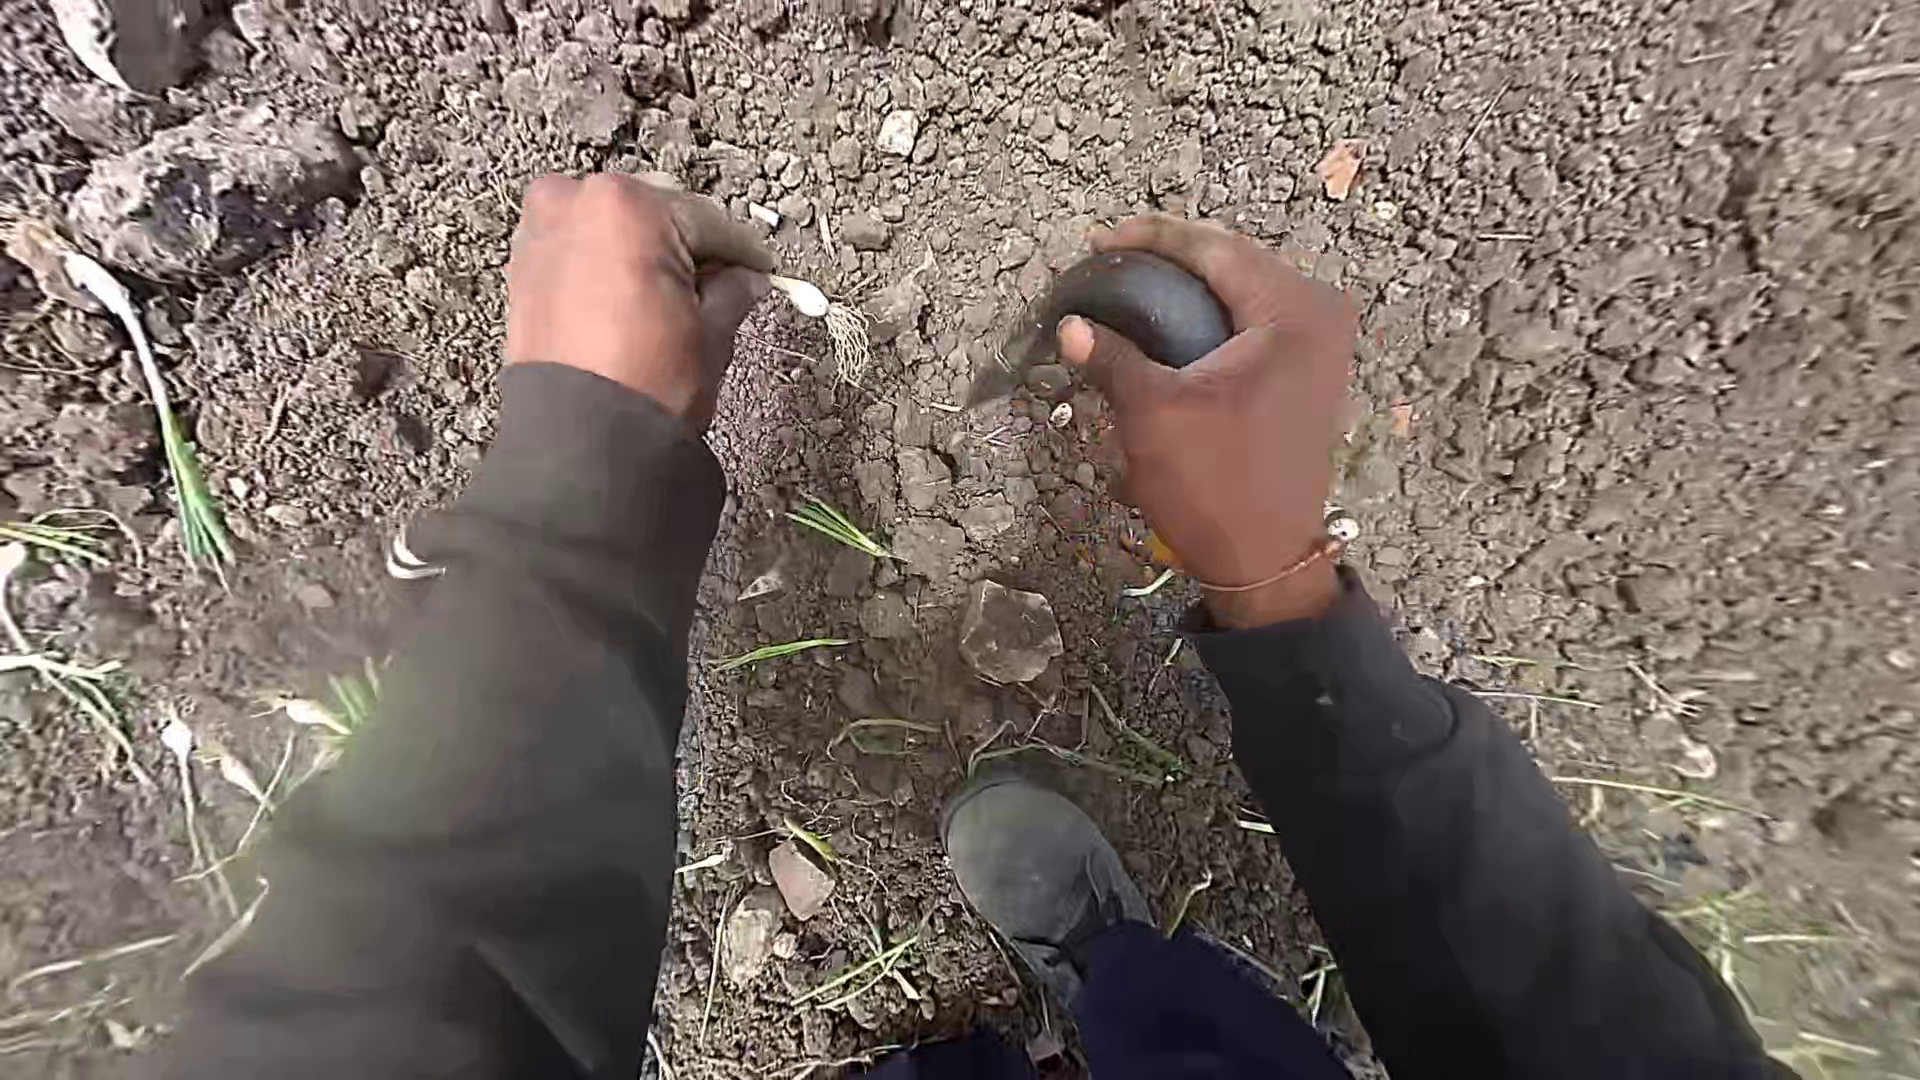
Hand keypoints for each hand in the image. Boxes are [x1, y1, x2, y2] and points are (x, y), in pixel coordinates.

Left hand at [506, 172, 773, 431]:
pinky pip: (584, 246)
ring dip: (651, 251)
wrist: (588, 436)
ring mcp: (543, 231)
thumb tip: (746, 279)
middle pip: (659, 211)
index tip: (762, 270)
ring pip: (618, 225)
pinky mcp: (526, 265)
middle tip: (724, 284)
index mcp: (630, 208)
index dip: (744, 251)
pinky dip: (613, 263)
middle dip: (693, 245)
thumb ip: (734, 292)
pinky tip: (639, 297)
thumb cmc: (649, 383)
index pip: (709, 221)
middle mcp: (576, 201)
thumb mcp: (713, 333)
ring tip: (680, 295)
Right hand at [1058, 216, 1354, 627]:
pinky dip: (1207, 324)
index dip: (1152, 239)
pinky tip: (1171, 332)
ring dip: (1188, 293)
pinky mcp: (1305, 380)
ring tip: (1134, 293)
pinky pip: (1250, 330)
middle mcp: (1319, 318)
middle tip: (1113, 266)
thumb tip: (1069, 326)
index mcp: (1293, 312)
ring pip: (1241, 298)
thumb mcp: (1153, 415)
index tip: (1100, 241)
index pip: (1214, 249)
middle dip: (1170, 262)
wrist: (1262, 560)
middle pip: (1233, 267)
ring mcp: (1318, 351)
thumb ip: (1112, 360)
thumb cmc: (1212, 483)